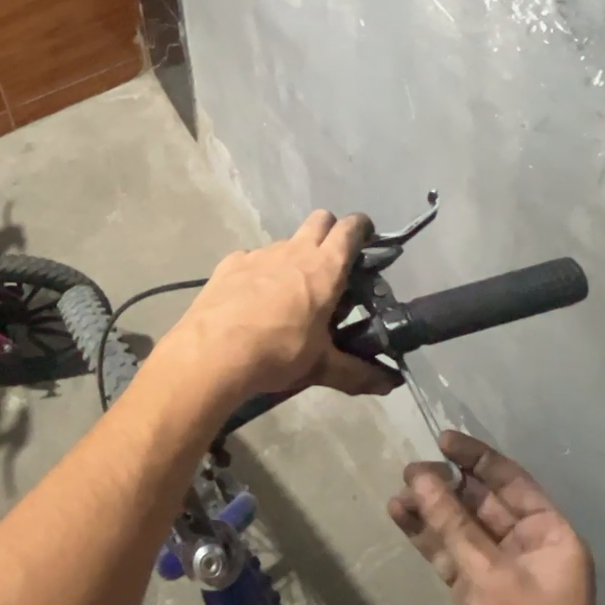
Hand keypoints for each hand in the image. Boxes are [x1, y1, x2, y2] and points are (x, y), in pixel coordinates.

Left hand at [158, 211, 400, 399]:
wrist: (212, 352)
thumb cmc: (277, 353)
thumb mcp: (320, 366)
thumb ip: (358, 373)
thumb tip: (391, 384)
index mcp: (324, 269)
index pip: (350, 230)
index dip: (361, 228)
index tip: (367, 237)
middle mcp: (293, 251)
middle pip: (320, 220)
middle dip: (330, 232)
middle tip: (331, 265)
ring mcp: (259, 254)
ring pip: (285, 243)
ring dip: (293, 258)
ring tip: (289, 295)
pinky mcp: (230, 263)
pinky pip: (253, 259)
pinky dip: (260, 273)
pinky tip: (253, 301)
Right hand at [389, 431, 596, 604]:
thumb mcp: (491, 576)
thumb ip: (453, 524)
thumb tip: (419, 474)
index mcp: (551, 538)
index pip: (513, 483)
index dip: (478, 459)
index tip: (442, 441)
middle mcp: (528, 547)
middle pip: (482, 503)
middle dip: (446, 486)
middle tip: (409, 472)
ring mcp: (500, 570)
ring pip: (461, 527)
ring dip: (430, 510)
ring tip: (398, 495)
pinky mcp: (476, 592)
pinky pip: (449, 553)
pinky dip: (426, 536)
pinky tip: (399, 516)